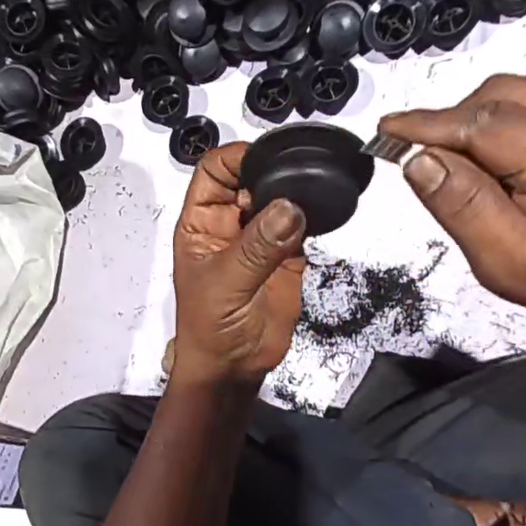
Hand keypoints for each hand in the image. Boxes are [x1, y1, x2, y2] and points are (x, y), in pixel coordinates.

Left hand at [170, 144, 307, 384]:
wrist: (234, 368)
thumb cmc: (210, 328)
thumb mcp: (226, 284)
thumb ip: (256, 248)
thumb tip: (288, 210)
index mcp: (202, 222)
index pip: (215, 171)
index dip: (236, 158)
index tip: (265, 158)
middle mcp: (232, 223)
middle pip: (251, 178)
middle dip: (273, 173)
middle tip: (299, 177)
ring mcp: (261, 238)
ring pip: (280, 200)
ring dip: (296, 194)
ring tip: (314, 193)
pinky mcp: (288, 256)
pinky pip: (302, 226)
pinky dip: (313, 218)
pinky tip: (322, 213)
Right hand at [378, 75, 525, 330]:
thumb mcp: (506, 260)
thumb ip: (462, 206)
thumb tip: (419, 160)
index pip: (486, 123)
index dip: (430, 126)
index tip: (388, 132)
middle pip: (496, 99)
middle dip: (450, 130)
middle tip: (425, 171)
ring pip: (508, 95)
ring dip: (470, 129)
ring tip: (467, 178)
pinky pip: (525, 104)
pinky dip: (493, 129)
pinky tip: (493, 168)